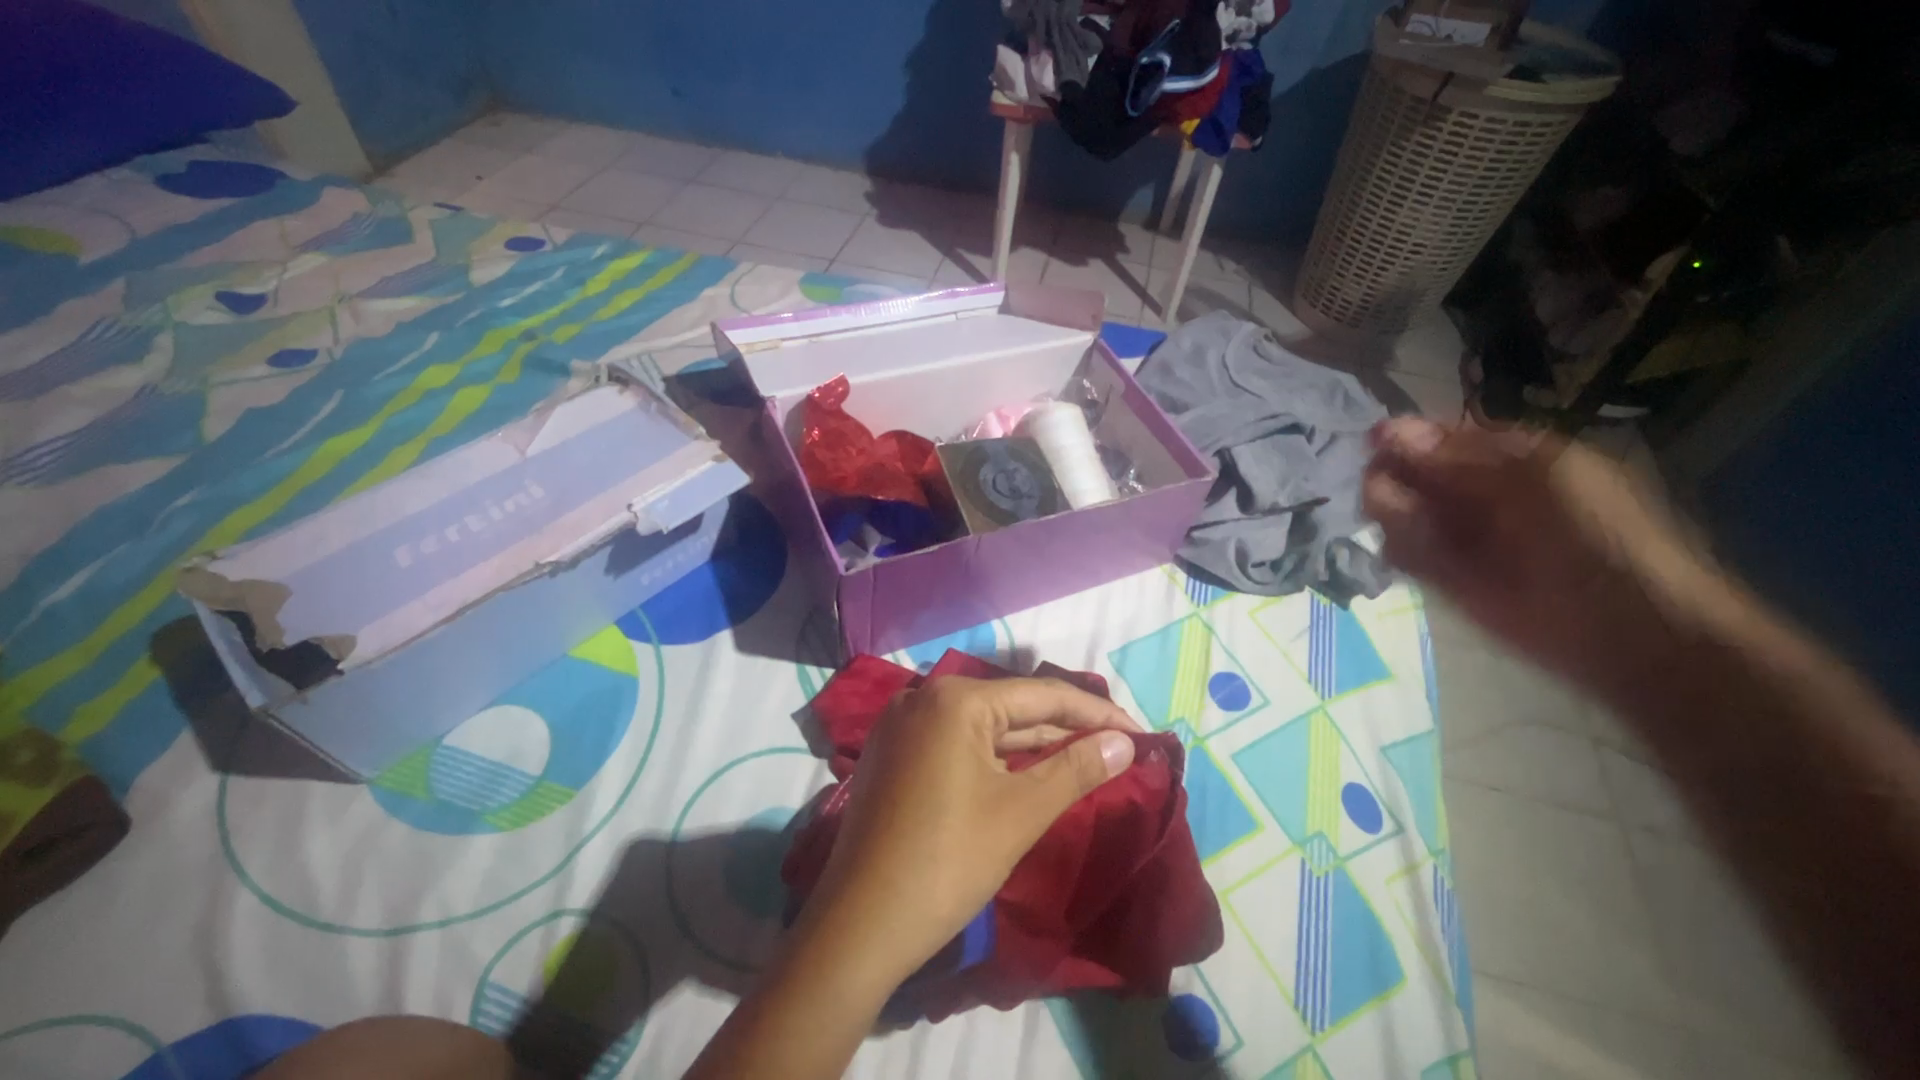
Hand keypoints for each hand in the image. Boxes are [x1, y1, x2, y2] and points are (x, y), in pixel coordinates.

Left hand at [802, 675, 1139, 985]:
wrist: (860, 925)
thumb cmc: (948, 861)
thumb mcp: (1021, 812)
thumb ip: (1076, 768)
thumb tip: (1125, 742)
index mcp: (954, 700)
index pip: (1043, 695)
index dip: (1098, 714)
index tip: (1144, 734)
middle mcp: (922, 698)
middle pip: (1012, 707)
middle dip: (1067, 728)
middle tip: (1120, 749)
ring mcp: (902, 728)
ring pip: (985, 729)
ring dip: (1034, 745)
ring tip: (1087, 760)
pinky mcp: (893, 758)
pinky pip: (958, 746)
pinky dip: (997, 759)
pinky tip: (1030, 773)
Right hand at [1362, 416, 1732, 693]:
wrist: (1626, 629)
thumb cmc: (1596, 536)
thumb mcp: (1536, 477)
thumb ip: (1461, 456)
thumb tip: (1389, 431)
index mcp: (1510, 460)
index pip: (1442, 439)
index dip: (1407, 438)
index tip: (1373, 441)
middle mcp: (1479, 495)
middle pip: (1413, 474)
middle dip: (1393, 475)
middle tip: (1379, 485)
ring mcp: (1460, 540)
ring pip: (1402, 513)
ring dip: (1392, 514)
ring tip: (1404, 527)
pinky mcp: (1446, 581)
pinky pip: (1405, 555)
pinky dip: (1398, 550)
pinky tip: (1404, 551)